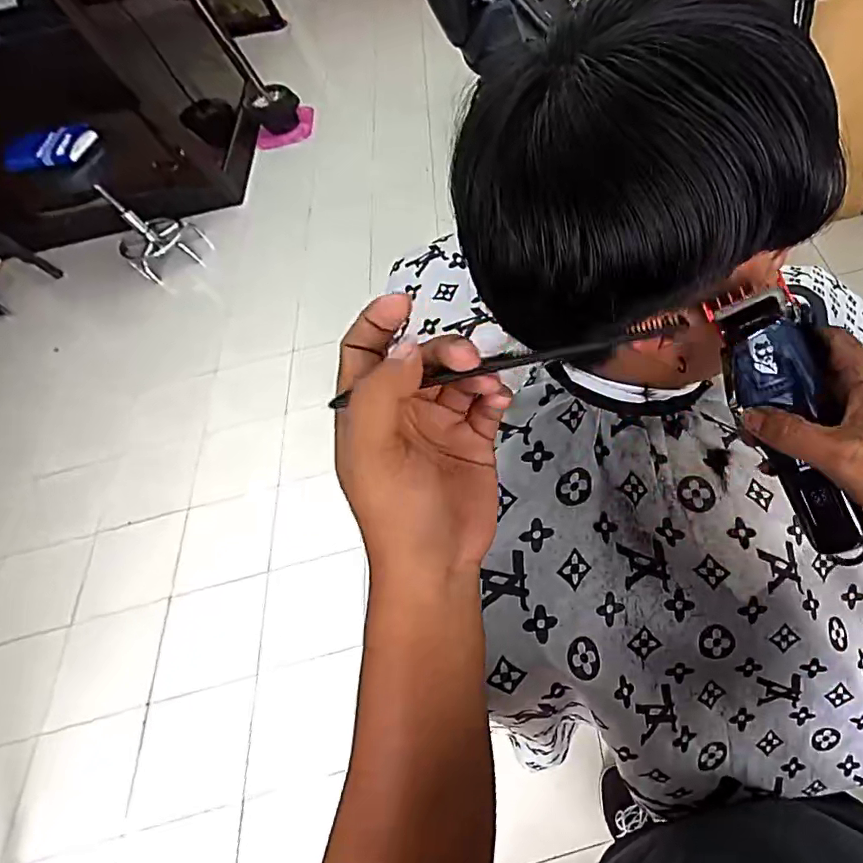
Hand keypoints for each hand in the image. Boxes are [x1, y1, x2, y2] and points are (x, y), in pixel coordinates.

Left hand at [334, 294, 512, 576]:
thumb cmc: (396, 517)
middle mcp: (402, 414)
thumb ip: (381, 393)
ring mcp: (439, 426)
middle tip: (467, 356)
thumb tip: (405, 351)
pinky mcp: (472, 440)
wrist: (438, 560)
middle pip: (422, 360)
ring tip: (488, 384)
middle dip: (445, 350)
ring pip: (458, 378)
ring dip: (476, 373)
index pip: (365, 353)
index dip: (378, 323)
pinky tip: (498, 400)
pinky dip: (495, 395)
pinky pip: (485, 403)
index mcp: (366, 413)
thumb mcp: (372, 451)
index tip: (402, 303)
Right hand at [741, 327, 862, 537]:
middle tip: (760, 400)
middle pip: (823, 374)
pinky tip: (797, 459)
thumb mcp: (835, 454)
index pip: (830, 338)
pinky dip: (814, 438)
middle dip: (788, 387)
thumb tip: (755, 418)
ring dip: (799, 417)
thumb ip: (789, 434)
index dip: (798, 338)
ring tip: (771, 434)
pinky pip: (837, 430)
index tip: (768, 348)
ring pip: (828, 405)